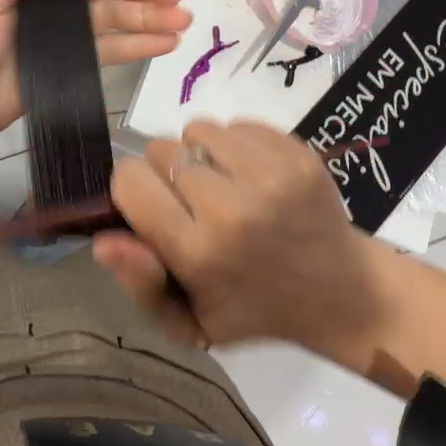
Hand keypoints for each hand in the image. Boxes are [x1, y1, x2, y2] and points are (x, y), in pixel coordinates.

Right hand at [92, 119, 395, 366]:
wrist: (343, 294)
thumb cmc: (252, 309)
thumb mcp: (188, 321)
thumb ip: (140, 282)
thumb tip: (102, 240)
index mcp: (199, 252)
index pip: (129, 180)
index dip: (133, 190)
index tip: (153, 209)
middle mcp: (233, 209)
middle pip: (160, 151)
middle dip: (167, 173)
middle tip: (194, 205)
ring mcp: (270, 177)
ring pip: (196, 130)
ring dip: (199, 154)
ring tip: (222, 186)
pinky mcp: (297, 155)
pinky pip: (236, 124)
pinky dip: (234, 145)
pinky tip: (251, 176)